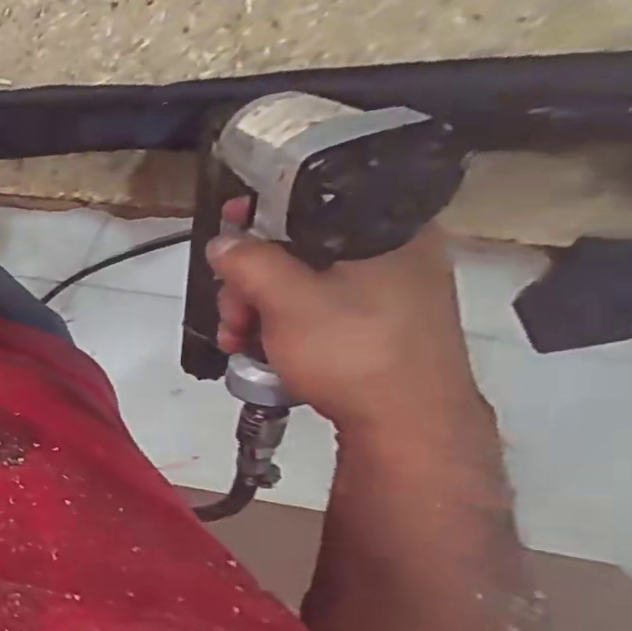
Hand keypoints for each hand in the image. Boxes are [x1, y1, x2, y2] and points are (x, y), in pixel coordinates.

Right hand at [205, 198, 488, 438]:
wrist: (409, 430)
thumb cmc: (353, 352)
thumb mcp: (287, 300)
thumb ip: (248, 262)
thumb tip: (222, 242)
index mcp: (387, 230)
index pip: (312, 200)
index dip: (262, 210)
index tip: (229, 226)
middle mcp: (393, 257)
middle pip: (298, 250)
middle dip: (250, 283)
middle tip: (233, 314)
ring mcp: (386, 298)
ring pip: (302, 287)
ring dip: (258, 312)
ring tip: (240, 343)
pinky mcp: (376, 333)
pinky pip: (318, 314)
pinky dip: (284, 329)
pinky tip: (261, 354)